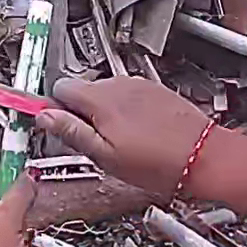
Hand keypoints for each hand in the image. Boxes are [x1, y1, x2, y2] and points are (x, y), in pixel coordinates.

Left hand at [0, 146, 34, 246]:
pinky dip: (18, 224)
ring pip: (1, 206)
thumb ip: (18, 194)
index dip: (4, 150)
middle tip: (33, 174)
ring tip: (30, 208)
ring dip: (19, 205)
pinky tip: (27, 230)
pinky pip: (4, 226)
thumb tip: (27, 175)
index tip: (19, 134)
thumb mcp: (7, 228)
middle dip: (15, 182)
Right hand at [35, 77, 211, 195]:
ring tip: (120, 142)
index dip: (56, 107)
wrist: (202, 156)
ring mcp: (138, 84)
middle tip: (93, 143)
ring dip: (104, 113)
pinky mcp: (154, 89)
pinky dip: (125, 111)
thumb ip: (72, 132)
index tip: (56, 124)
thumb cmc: (157, 162)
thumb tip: (45, 116)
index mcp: (100, 98)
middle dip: (81, 113)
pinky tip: (138, 134)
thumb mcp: (105, 156)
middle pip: (83, 90)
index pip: (61, 87)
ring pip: (106, 93)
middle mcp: (118, 84)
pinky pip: (128, 95)